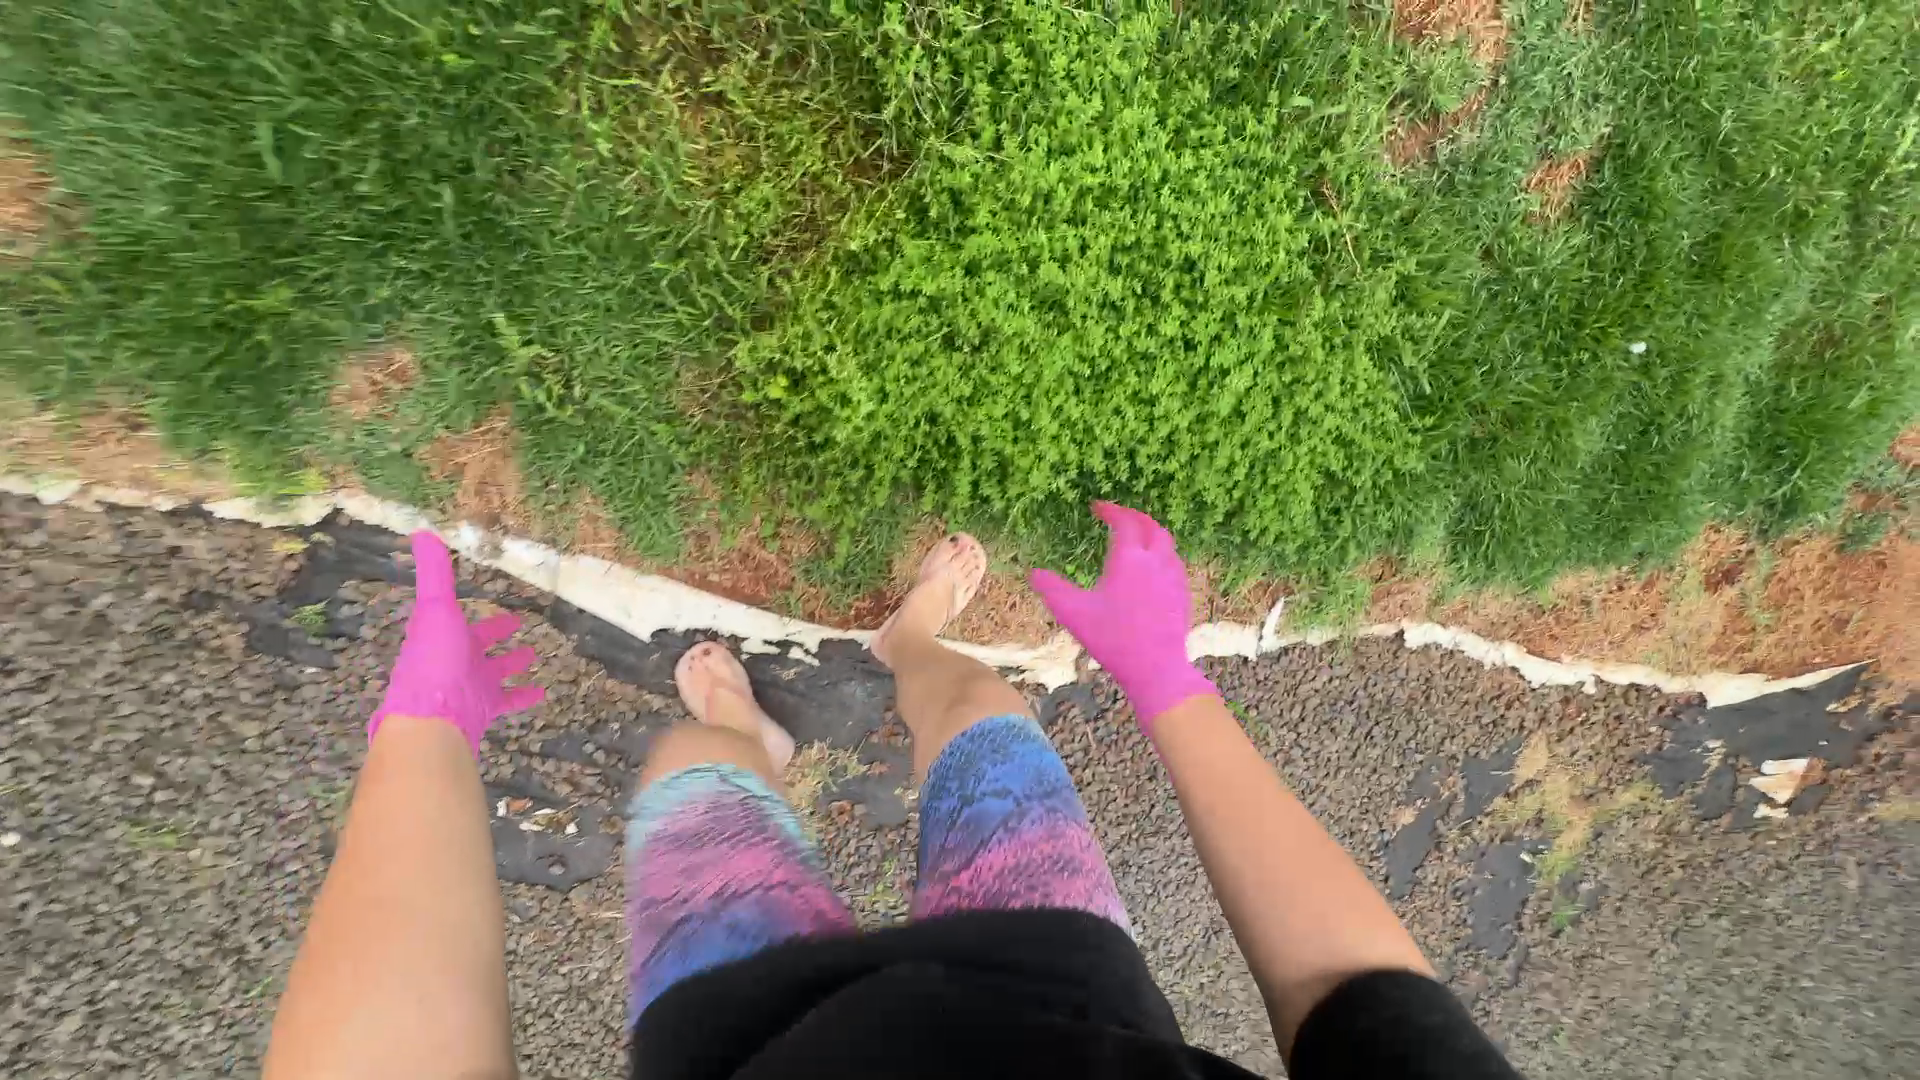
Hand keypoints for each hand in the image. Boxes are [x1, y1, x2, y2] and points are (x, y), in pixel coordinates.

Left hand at [368, 531, 545, 752]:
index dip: (477, 610)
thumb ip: (436, 573)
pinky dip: (525, 695)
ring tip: (533, 654)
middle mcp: (456, 659)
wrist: (433, 714)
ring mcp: (472, 684)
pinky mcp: (486, 705)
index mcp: (443, 635)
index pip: (461, 619)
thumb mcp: (437, 608)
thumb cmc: (436, 658)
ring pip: (496, 671)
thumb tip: (422, 532)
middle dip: (495, 634)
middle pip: (479, 644)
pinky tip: (543, 692)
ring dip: (513, 662)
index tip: (496, 604)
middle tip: (516, 623)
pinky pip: (510, 699)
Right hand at [1029, 501, 1217, 734]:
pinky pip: (1173, 562)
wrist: (1156, 668)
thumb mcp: (1074, 613)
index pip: (1124, 521)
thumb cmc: (1112, 639)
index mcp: (1129, 559)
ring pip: (1166, 543)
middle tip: (1118, 515)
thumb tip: (1034, 573)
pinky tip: (1151, 567)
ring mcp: (1173, 577)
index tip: (1098, 507)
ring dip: (1150, 533)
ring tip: (1135, 537)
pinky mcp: (1182, 594)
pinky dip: (1160, 553)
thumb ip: (1051, 589)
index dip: (1111, 510)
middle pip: (1151, 526)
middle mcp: (1156, 561)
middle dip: (1134, 516)